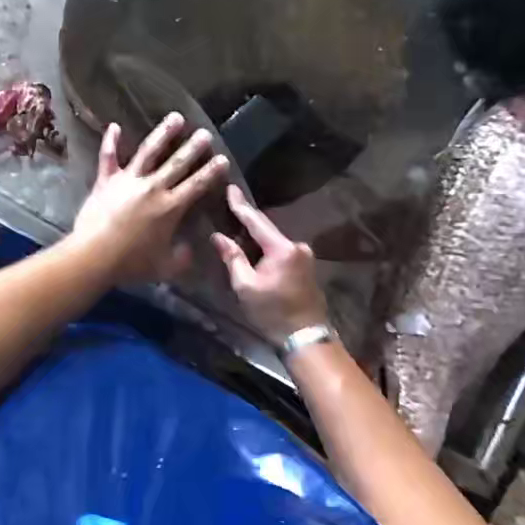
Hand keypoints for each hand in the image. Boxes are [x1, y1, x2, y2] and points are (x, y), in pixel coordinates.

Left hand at [69, 113, 231, 284]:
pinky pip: (108, 157)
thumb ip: (182, 258)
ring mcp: (127, 181)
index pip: (197, 185)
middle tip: (204, 132)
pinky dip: (111, 141)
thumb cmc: (131, 263)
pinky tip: (114, 125)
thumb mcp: (165, 267)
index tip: (222, 158)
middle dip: (193, 147)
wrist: (94, 255)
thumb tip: (189, 248)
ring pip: (148, 151)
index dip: (211, 172)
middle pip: (177, 163)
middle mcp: (152, 188)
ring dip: (163, 133)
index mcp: (170, 207)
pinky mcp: (105, 181)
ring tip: (175, 117)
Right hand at [211, 185, 331, 341]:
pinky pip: (280, 249)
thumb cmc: (272, 312)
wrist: (306, 337)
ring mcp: (304, 256)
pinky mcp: (306, 266)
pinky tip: (252, 247)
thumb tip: (219, 236)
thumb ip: (232, 257)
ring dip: (255, 236)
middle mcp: (297, 247)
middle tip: (228, 206)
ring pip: (273, 240)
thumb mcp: (245, 285)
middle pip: (266, 229)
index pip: (256, 221)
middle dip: (246, 220)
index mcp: (282, 249)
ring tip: (235, 227)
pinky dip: (265, 247)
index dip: (240, 205)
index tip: (230, 188)